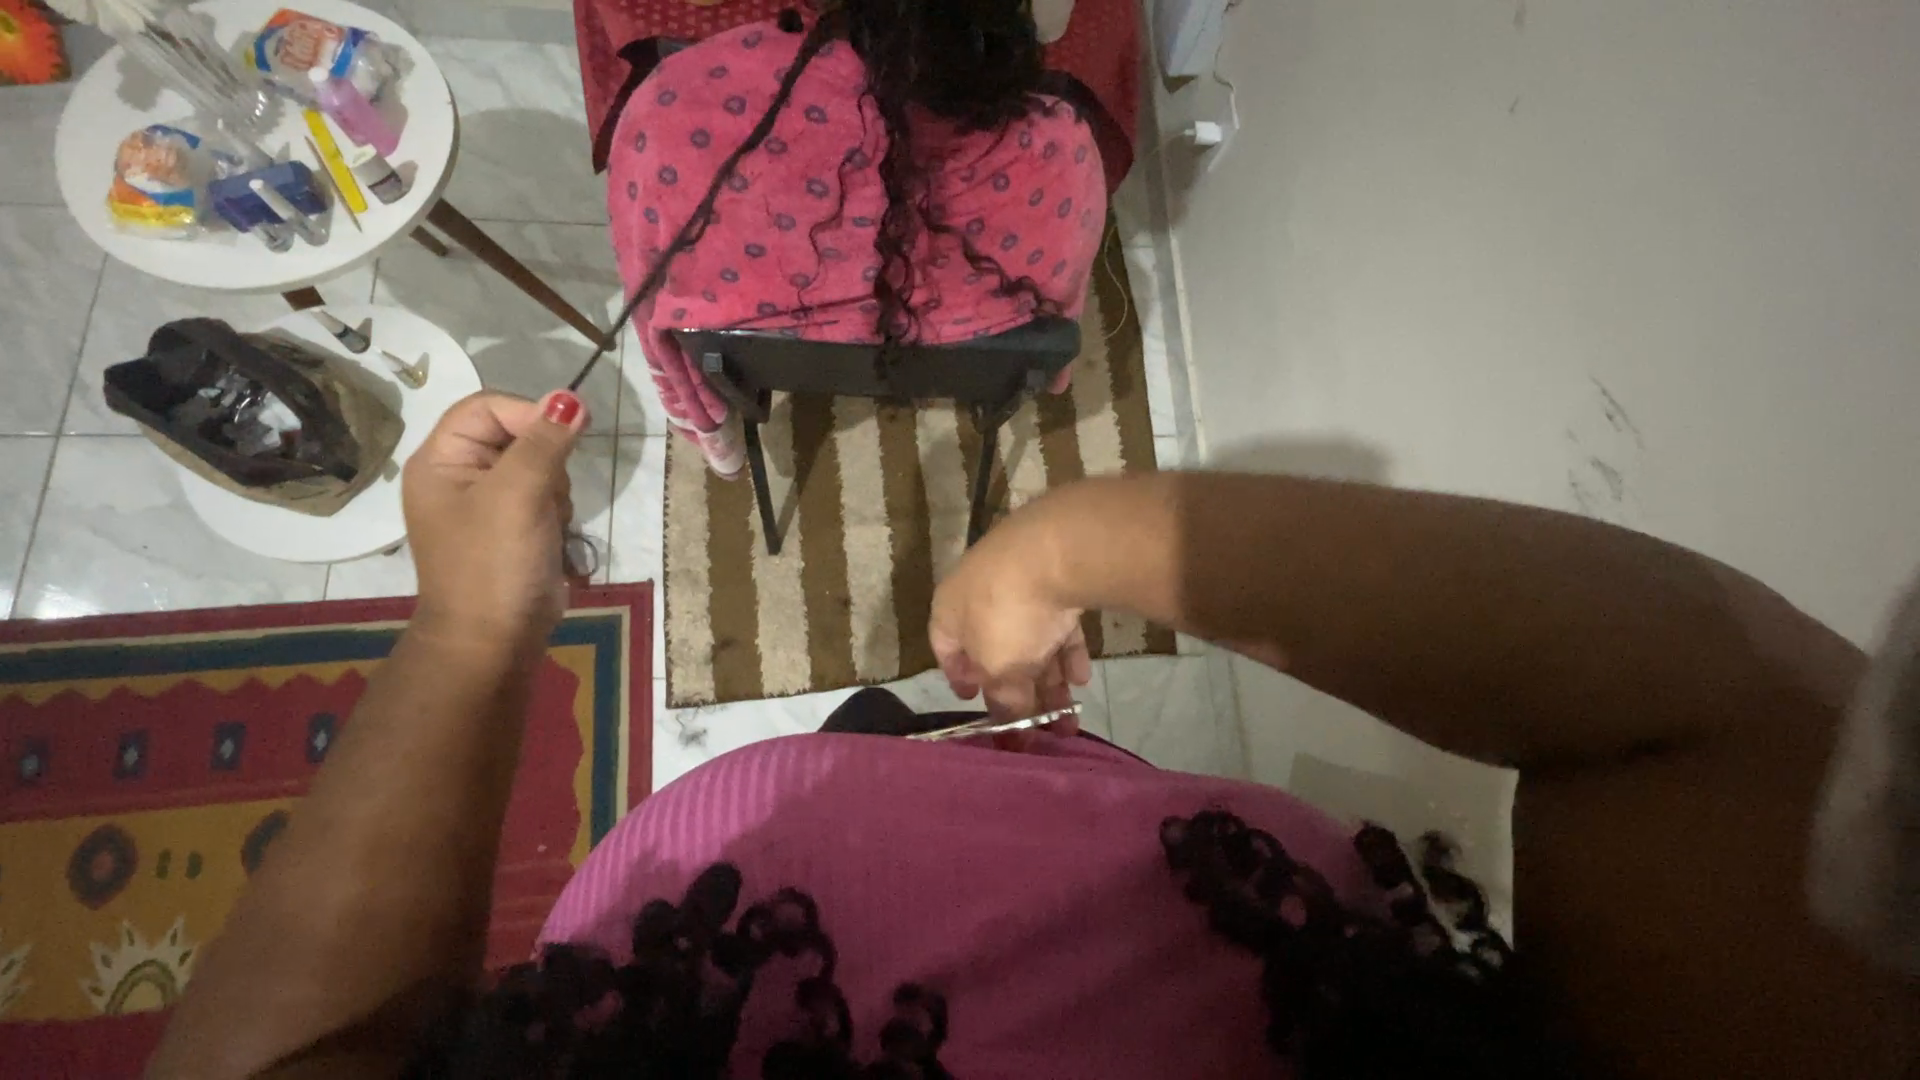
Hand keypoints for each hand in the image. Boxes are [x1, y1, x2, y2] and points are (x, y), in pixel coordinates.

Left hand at [403, 390, 586, 648]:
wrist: (496, 638)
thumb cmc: (495, 563)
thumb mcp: (519, 495)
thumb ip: (545, 442)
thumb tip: (572, 397)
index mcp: (441, 460)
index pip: (487, 407)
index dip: (530, 414)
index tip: (567, 437)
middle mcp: (460, 475)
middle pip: (518, 435)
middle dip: (547, 462)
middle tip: (547, 494)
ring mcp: (489, 503)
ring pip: (540, 467)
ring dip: (557, 491)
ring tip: (549, 522)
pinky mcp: (515, 526)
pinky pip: (546, 497)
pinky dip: (558, 512)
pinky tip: (554, 537)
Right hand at [929, 511, 1092, 733]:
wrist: (1055, 551)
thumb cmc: (1008, 614)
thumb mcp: (1000, 670)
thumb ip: (1004, 699)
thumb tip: (1009, 724)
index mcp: (949, 612)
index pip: (947, 652)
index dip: (961, 681)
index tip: (976, 705)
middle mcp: (979, 594)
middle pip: (996, 652)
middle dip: (1019, 694)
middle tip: (1038, 729)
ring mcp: (1019, 581)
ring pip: (1031, 640)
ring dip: (1049, 681)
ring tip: (1069, 720)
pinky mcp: (1056, 575)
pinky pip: (1057, 622)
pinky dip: (1066, 651)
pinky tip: (1082, 679)